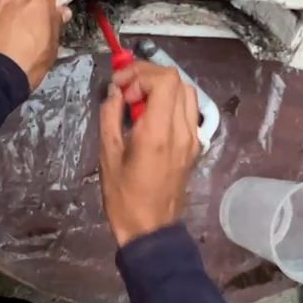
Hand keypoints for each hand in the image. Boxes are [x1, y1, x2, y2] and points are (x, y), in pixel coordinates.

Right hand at [98, 61, 202, 245]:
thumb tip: (115, 92)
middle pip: (177, 80)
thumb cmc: (124, 196)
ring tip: (138, 102)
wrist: (150, 228)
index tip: (120, 88)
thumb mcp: (107, 154)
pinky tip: (150, 116)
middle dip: (149, 76)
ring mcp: (193, 138)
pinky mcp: (194, 145)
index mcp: (159, 132)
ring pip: (186, 92)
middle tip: (126, 91)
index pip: (164, 80)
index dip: (140, 74)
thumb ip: (110, 116)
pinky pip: (187, 110)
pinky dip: (169, 102)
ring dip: (161, 88)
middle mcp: (183, 131)